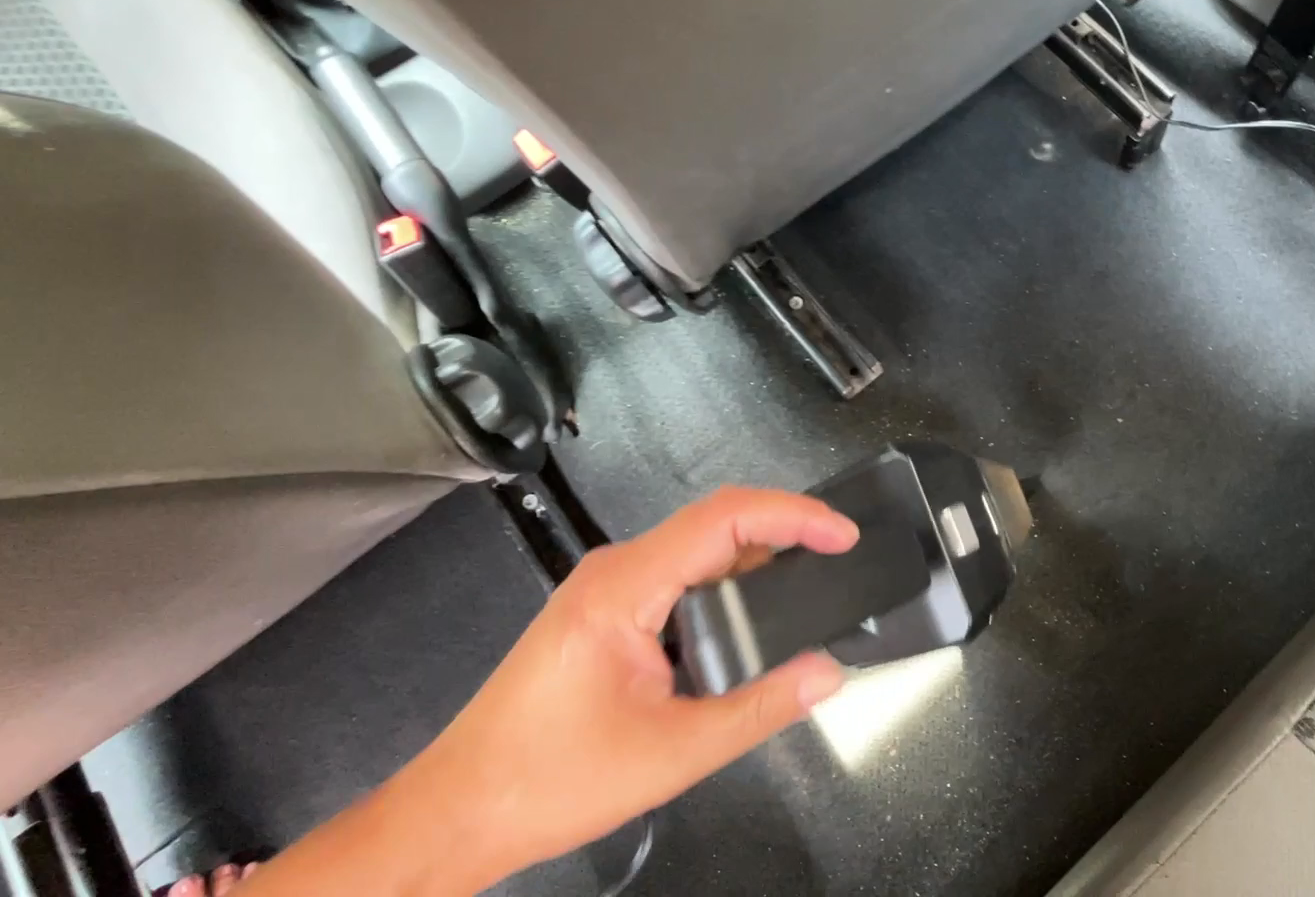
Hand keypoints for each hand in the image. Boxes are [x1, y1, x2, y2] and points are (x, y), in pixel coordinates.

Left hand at [398, 488, 856, 883]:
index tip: (843, 536)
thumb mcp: (675, 753)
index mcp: (625, 587)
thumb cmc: (553, 781)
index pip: (725, 519)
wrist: (456, 812)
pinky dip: (726, 585)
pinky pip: (679, 576)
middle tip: (837, 561)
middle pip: (715, 524)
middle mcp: (615, 569)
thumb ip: (762, 707)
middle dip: (784, 532)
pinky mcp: (606, 609)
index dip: (794, 515)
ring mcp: (607, 586)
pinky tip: (753, 619)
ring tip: (808, 586)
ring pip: (698, 549)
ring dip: (755, 561)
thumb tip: (829, 673)